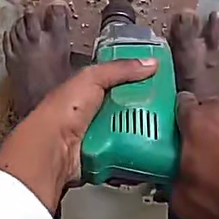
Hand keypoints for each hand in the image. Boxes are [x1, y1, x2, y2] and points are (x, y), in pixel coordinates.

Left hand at [0, 57, 157, 213]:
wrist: (52, 150)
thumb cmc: (62, 110)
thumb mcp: (92, 78)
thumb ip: (120, 69)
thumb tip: (149, 62)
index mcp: (86, 90)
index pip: (117, 81)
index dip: (136, 79)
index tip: (158, 80)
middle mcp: (91, 113)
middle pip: (126, 108)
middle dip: (144, 108)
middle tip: (166, 108)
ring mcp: (96, 136)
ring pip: (127, 131)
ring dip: (142, 132)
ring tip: (163, 130)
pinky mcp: (101, 157)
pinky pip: (124, 153)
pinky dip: (135, 152)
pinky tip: (150, 149)